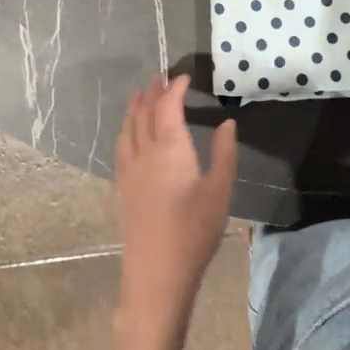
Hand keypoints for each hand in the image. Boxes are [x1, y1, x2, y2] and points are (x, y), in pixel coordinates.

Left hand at [114, 75, 237, 320]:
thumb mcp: (220, 191)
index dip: (174, 87)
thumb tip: (227, 123)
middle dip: (152, 92)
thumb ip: (224, 153)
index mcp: (169, 147)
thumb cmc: (194, 231)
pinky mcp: (123, 188)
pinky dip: (128, 128)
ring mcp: (129, 170)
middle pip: (143, 112)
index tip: (184, 76)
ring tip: (142, 95)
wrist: (157, 273)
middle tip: (161, 78)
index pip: (167, 105)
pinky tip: (131, 135)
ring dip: (136, 107)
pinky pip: (122, 145)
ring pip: (128, 127)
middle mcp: (144, 152)